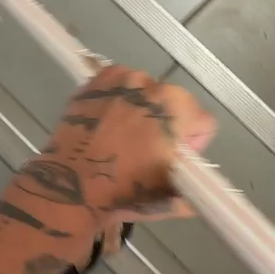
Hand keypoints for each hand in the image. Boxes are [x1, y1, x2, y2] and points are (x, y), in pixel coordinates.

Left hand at [15, 65, 215, 227]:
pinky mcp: (93, 81)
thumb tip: (199, 181)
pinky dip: (117, 100)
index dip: (193, 143)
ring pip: (144, 93)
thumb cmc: (126, 189)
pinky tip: (107, 123)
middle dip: (167, 124)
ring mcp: (117, 78)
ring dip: (141, 110)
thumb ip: (199, 186)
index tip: (174, 158)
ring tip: (123, 138)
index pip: (202, 121)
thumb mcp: (174, 195)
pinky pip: (117, 87)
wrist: (72, 182)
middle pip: (173, 104)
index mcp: (174, 105)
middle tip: (147, 150)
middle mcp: (148, 82)